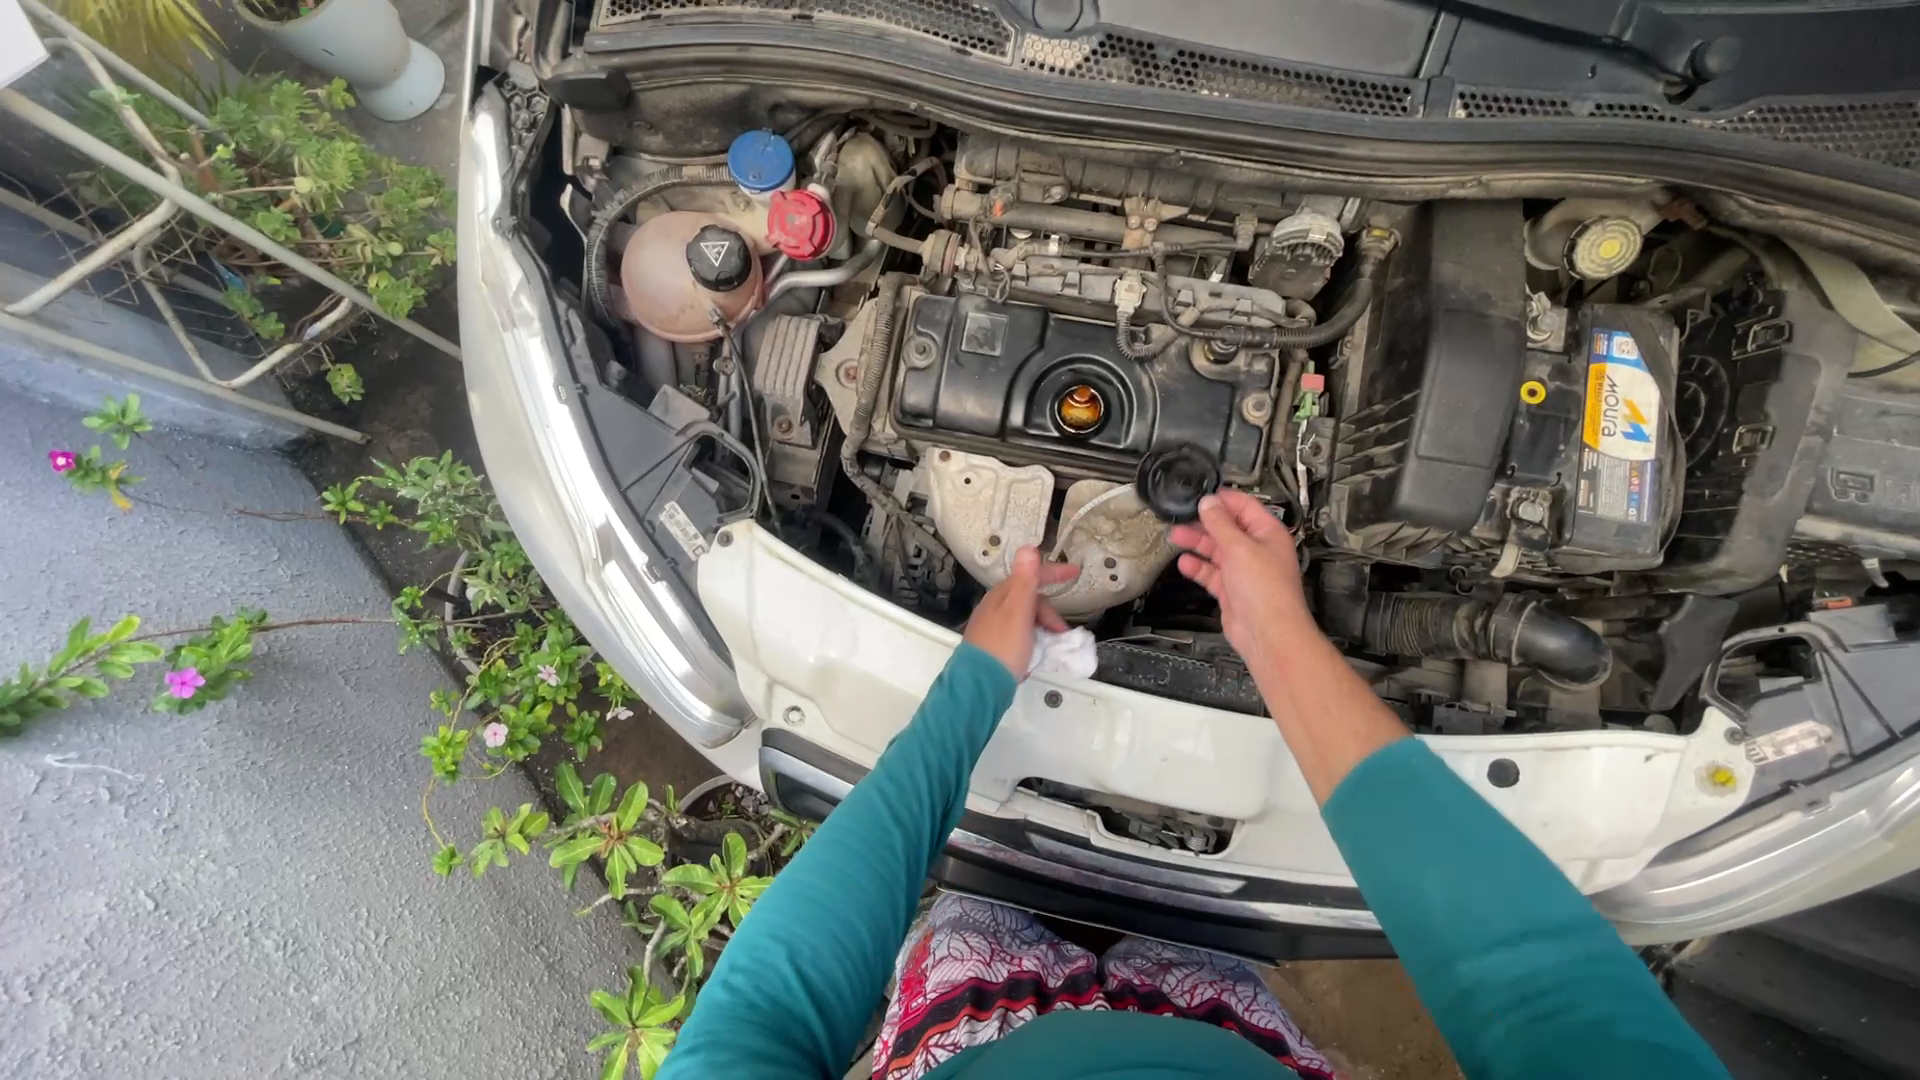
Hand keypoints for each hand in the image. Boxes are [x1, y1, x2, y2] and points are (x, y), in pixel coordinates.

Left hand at [962, 546, 1076, 678]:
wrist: (980, 685)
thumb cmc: (1001, 649)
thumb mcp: (1017, 612)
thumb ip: (1025, 581)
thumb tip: (1027, 549)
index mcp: (1001, 596)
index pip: (1030, 576)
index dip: (1054, 573)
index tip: (1074, 572)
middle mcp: (995, 609)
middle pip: (1030, 600)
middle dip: (1050, 613)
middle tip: (1060, 632)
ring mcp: (994, 628)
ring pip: (1027, 619)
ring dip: (1044, 628)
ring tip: (1051, 646)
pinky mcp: (997, 646)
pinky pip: (1022, 635)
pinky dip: (1034, 640)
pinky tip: (1036, 653)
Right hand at [1171, 491, 1316, 679]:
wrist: (1266, 632)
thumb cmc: (1267, 592)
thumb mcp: (1239, 547)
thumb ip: (1221, 524)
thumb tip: (1209, 503)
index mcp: (1268, 534)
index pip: (1245, 507)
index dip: (1224, 500)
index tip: (1203, 495)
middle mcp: (1257, 551)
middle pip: (1227, 529)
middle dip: (1204, 523)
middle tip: (1182, 517)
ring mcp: (1244, 571)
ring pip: (1216, 551)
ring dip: (1197, 544)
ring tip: (1177, 536)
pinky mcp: (1231, 590)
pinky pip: (1211, 573)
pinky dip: (1197, 567)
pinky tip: (1185, 563)